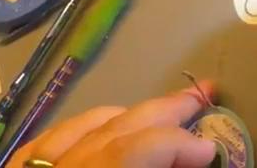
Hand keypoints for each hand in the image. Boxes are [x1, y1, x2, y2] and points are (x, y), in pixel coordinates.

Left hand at [4, 84, 216, 167]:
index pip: (133, 151)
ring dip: (130, 116)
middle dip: (164, 111)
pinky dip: (86, 128)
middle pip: (113, 128)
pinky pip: (48, 141)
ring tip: (165, 111)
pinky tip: (107, 124)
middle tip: (206, 96)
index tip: (209, 151)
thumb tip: (197, 160)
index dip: (176, 145)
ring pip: (82, 128)